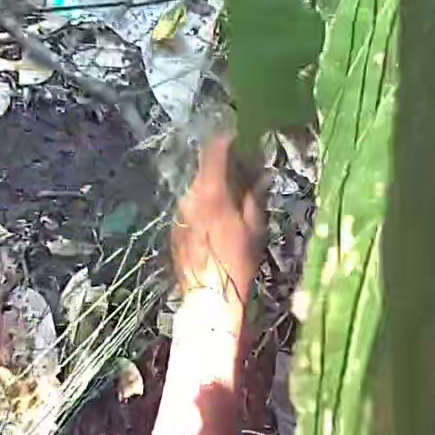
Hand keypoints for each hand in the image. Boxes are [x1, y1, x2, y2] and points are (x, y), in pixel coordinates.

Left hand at [171, 135, 263, 306]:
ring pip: (198, 190)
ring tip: (235, 199)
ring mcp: (179, 214)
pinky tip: (219, 220)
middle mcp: (189, 197)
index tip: (241, 135)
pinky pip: (192, 209)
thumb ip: (253, 196)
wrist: (209, 299)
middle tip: (246, 172)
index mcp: (210, 192)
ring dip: (215, 188)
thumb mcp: (254, 228)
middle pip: (205, 170)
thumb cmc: (237, 263)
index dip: (228, 139)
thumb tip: (260, 175)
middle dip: (225, 167)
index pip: (214, 151)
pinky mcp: (175, 230)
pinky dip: (205, 206)